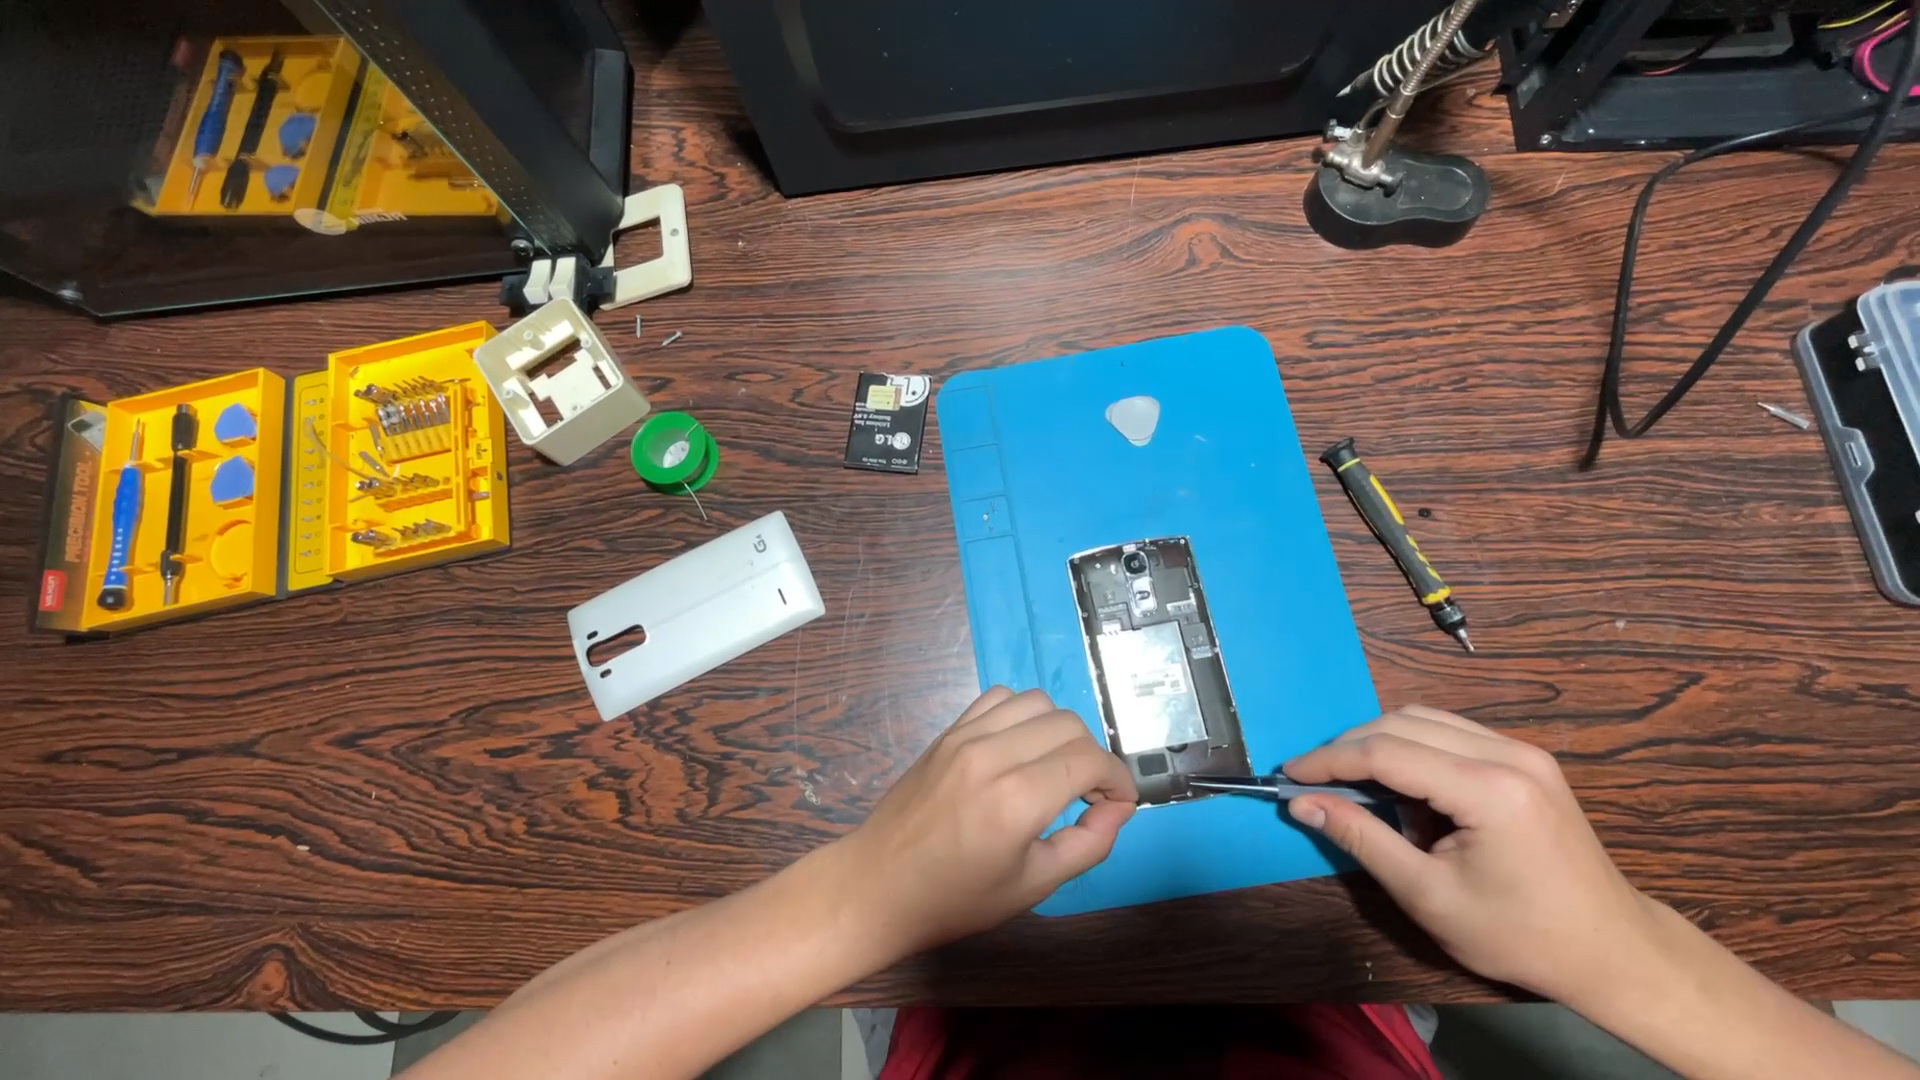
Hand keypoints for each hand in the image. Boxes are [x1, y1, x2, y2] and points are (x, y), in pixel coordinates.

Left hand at [838, 687, 1137, 954]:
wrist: (878, 885)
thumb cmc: (956, 898)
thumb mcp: (1033, 886)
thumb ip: (1088, 844)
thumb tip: (1119, 808)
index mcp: (1016, 800)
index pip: (1090, 760)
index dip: (1118, 780)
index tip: (1119, 803)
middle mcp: (992, 755)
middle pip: (1070, 724)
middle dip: (1094, 756)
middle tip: (1089, 794)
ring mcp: (965, 736)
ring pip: (1037, 702)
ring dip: (1060, 730)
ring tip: (1054, 768)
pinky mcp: (948, 731)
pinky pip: (998, 698)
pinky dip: (1022, 715)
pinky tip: (1019, 748)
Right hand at [1283, 705, 1661, 1003]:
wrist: (1615, 952)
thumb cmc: (1519, 934)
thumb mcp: (1427, 895)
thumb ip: (1361, 838)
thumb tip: (1301, 802)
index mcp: (1488, 790)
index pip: (1385, 751)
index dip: (1328, 760)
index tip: (1288, 775)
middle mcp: (1507, 754)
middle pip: (1401, 723)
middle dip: (1348, 747)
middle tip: (1314, 781)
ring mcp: (1522, 751)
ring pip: (1423, 719)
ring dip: (1378, 743)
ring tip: (1354, 784)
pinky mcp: (1526, 758)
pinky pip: (1449, 732)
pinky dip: (1411, 748)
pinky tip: (1402, 786)